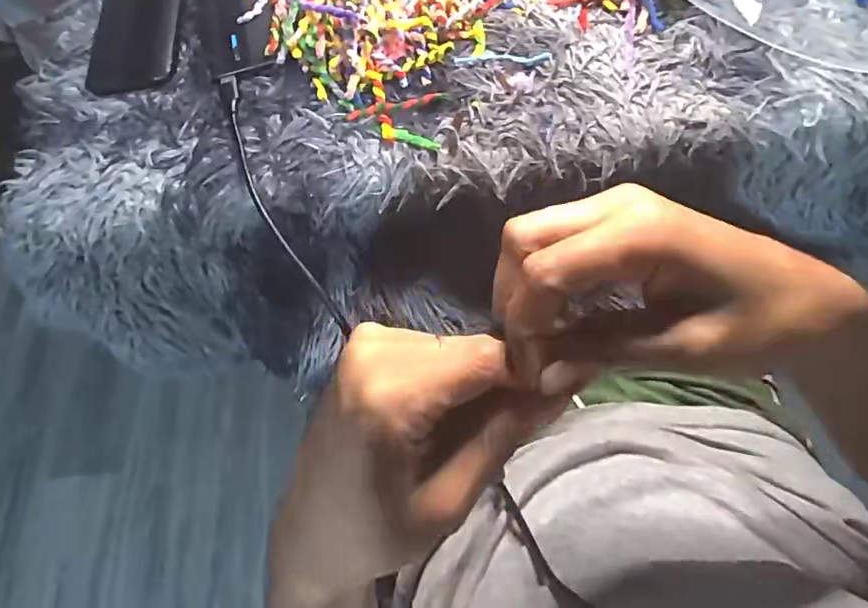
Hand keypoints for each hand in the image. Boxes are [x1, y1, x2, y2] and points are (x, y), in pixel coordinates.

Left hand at [267, 323, 572, 607]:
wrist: (310, 527)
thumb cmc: (376, 529)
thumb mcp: (447, 502)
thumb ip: (501, 437)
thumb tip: (558, 389)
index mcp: (389, 393)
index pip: (482, 355)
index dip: (526, 369)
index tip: (553, 393)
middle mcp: (374, 348)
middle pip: (468, 346)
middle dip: (502, 376)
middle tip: (520, 417)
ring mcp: (366, 338)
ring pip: (452, 343)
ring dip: (475, 376)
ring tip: (473, 422)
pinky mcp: (364, 338)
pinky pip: (429, 344)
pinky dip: (448, 371)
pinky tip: (443, 408)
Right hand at [494, 184, 867, 388]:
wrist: (806, 296)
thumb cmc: (757, 327)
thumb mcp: (681, 350)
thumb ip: (604, 351)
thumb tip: (537, 371)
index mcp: (639, 233)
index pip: (545, 267)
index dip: (525, 319)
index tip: (529, 368)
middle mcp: (617, 202)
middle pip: (523, 233)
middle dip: (512, 292)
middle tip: (527, 348)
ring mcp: (616, 200)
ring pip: (532, 229)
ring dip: (523, 281)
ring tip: (540, 334)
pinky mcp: (617, 210)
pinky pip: (557, 233)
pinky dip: (544, 271)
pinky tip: (560, 310)